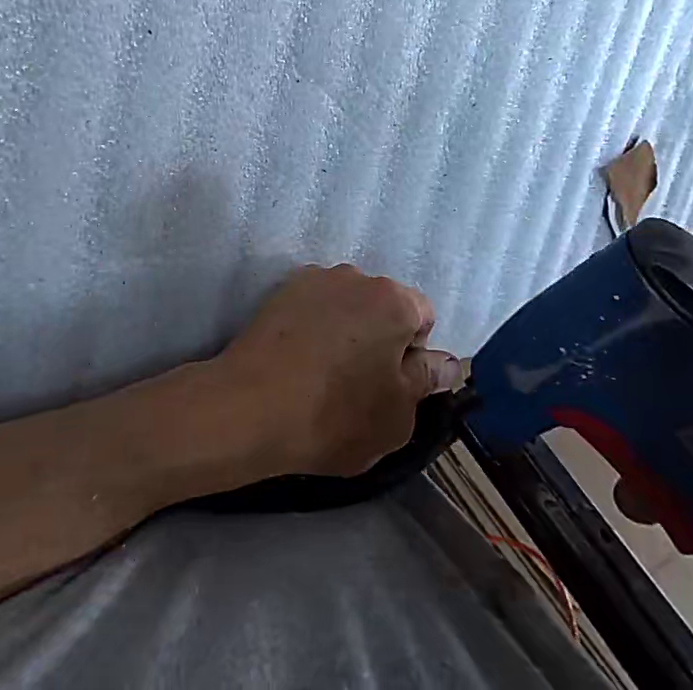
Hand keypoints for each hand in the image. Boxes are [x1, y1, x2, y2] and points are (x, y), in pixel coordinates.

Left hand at [210, 263, 462, 478]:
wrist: (247, 409)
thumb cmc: (335, 415)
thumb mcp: (398, 416)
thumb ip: (428, 382)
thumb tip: (446, 363)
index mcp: (395, 301)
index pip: (423, 318)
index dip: (413, 355)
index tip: (391, 386)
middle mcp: (358, 277)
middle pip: (383, 307)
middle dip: (380, 338)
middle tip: (359, 384)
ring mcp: (314, 280)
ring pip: (346, 306)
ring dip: (345, 330)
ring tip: (322, 373)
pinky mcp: (278, 292)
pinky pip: (312, 309)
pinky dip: (312, 327)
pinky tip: (297, 361)